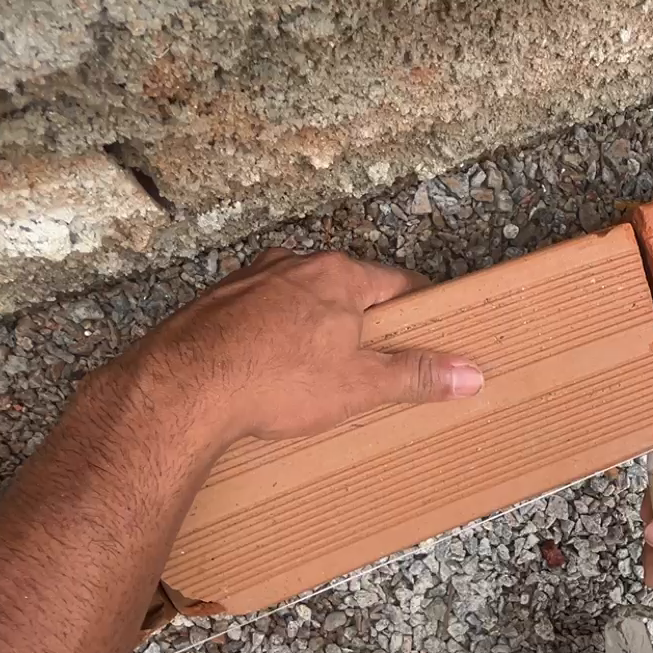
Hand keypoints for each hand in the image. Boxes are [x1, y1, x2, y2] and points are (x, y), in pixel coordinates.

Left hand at [124, 248, 482, 444]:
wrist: (184, 387)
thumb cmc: (275, 379)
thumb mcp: (360, 384)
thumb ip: (416, 375)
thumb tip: (468, 374)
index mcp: (339, 276)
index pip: (398, 283)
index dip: (418, 307)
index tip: (429, 326)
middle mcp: (295, 265)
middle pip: (350, 289)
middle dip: (368, 320)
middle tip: (379, 357)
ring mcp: (252, 280)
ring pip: (304, 298)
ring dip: (321, 325)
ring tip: (326, 368)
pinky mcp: (218, 303)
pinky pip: (265, 313)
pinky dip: (280, 334)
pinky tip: (277, 367)